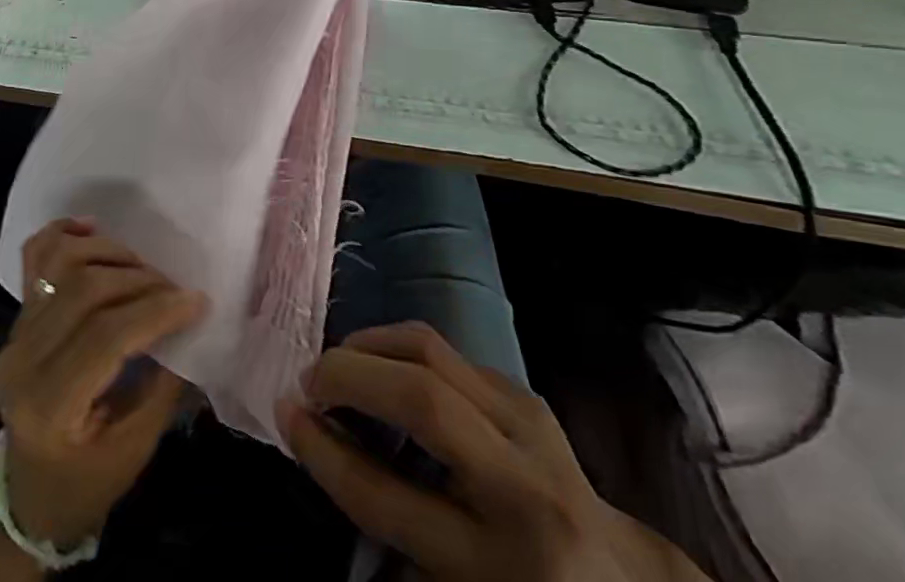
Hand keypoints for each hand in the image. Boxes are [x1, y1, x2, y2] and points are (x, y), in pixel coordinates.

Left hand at [0, 218, 206, 548]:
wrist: (32, 493)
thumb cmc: (88, 481)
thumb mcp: (136, 447)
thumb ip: (163, 382)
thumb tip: (190, 323)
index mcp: (50, 403)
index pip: (105, 335)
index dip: (155, 310)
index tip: (197, 300)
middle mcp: (23, 359)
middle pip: (84, 292)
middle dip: (141, 281)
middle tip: (177, 290)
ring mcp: (14, 333)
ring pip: (60, 265)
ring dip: (110, 255)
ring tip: (145, 269)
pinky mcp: (17, 319)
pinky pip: (35, 260)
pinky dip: (63, 234)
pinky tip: (94, 228)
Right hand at [278, 323, 711, 581]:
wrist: (618, 580)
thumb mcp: (447, 580)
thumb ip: (385, 526)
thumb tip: (315, 438)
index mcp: (498, 562)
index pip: (384, 494)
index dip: (321, 450)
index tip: (286, 413)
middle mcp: (524, 489)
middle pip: (421, 400)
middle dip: (348, 376)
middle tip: (311, 381)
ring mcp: (533, 430)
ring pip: (435, 353)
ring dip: (371, 347)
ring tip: (340, 365)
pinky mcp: (528, 395)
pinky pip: (449, 353)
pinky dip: (401, 351)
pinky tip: (383, 369)